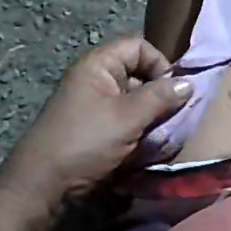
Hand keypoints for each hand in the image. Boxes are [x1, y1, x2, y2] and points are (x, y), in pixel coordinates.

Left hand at [0, 35, 191, 230]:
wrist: (41, 184)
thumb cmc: (84, 142)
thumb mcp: (127, 118)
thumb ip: (160, 97)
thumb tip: (189, 83)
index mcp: (98, 64)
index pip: (139, 46)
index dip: (159, 64)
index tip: (172, 91)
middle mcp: (95, 77)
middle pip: (138, 72)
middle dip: (158, 94)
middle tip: (170, 117)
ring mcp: (93, 103)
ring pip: (134, 99)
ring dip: (150, 115)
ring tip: (159, 135)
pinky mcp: (93, 126)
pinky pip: (124, 118)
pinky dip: (137, 129)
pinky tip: (144, 146)